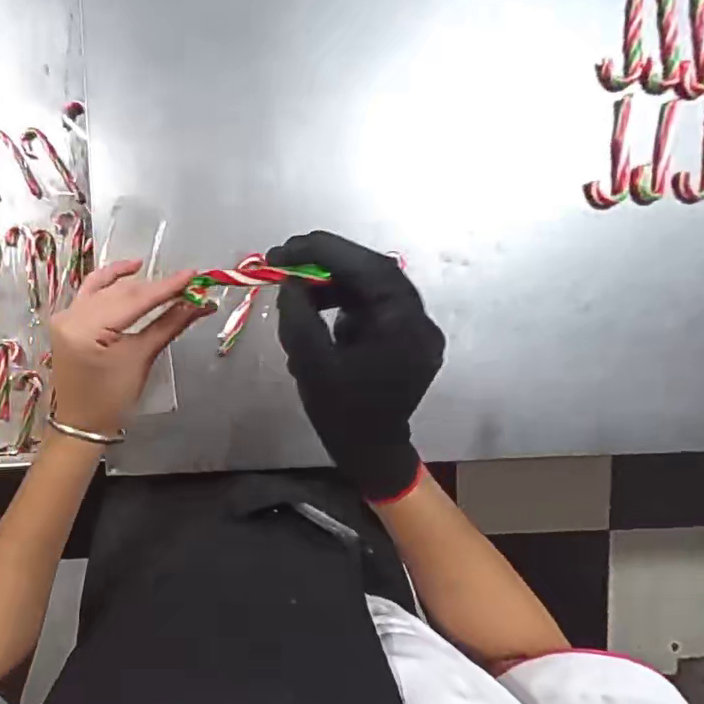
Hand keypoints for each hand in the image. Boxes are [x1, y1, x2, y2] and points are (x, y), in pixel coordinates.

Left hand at [47, 259, 214, 435]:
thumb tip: (197, 304)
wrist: (82, 425)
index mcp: (85, 329)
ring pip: (105, 289)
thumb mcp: (140, 360)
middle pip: (120, 292)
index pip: (133, 299)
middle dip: (155, 287)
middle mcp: (70, 316)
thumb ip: (168, 325)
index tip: (193, 276)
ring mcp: (65, 318)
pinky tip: (128, 272)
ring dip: (133, 281)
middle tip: (187, 283)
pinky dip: (110, 283)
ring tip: (159, 275)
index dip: (166, 287)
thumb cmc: (111, 400)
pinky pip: (91, 294)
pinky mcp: (67, 322)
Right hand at [273, 231, 443, 500]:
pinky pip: (370, 310)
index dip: (325, 252)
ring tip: (295, 295)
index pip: (368, 269)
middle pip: (372, 274)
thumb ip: (299, 319)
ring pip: (370, 290)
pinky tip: (317, 319)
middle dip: (326, 265)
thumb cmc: (343, 416)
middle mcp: (418, 320)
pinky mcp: (402, 340)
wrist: (371, 454)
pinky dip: (341, 307)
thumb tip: (290, 284)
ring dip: (331, 287)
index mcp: (404, 325)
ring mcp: (414, 330)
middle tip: (285, 262)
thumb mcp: (313, 365)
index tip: (286, 248)